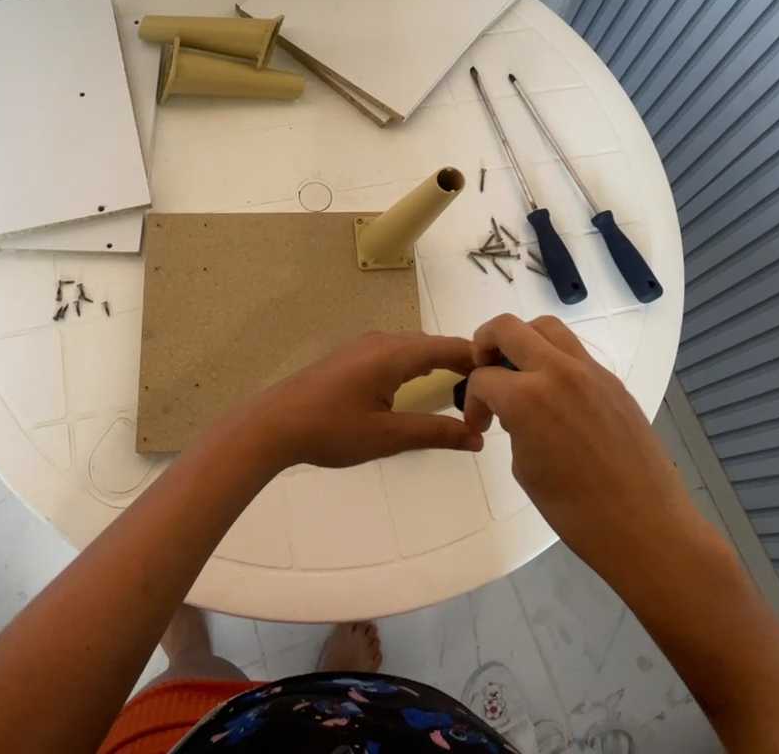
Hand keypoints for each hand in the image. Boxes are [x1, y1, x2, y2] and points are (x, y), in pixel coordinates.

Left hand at [220, 331, 483, 471]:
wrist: (273, 425)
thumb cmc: (331, 430)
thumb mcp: (388, 437)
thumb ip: (435, 433)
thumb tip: (478, 437)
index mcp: (394, 354)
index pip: (450, 348)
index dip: (479, 360)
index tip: (506, 379)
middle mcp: (381, 341)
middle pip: (432, 345)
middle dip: (461, 363)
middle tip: (489, 390)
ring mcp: (363, 347)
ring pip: (412, 348)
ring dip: (437, 363)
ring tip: (462, 390)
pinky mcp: (350, 358)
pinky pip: (394, 353)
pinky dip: (415, 366)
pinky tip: (418, 387)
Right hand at [463, 314, 694, 570]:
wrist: (645, 525)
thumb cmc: (576, 510)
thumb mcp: (525, 467)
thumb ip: (513, 425)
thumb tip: (514, 413)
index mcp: (526, 397)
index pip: (483, 378)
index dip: (473, 401)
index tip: (479, 423)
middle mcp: (557, 371)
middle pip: (508, 328)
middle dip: (486, 343)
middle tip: (484, 369)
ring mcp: (590, 372)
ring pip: (547, 327)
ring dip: (524, 340)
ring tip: (520, 372)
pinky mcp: (613, 382)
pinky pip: (575, 352)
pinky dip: (555, 360)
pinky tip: (555, 396)